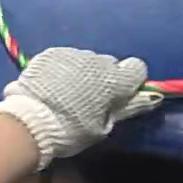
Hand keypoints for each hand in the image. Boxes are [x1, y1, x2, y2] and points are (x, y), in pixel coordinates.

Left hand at [0, 47, 160, 170]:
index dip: (130, 82)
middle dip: (104, 78)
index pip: (137, 68)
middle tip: (90, 98)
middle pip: (109, 64)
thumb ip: (127, 108)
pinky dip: (63, 69)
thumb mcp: (103, 126)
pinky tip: (52, 86)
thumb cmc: (71, 129)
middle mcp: (96, 60)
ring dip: (83, 73)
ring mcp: (72, 54)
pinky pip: (65, 58)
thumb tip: (152, 97)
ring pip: (87, 61)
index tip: (119, 94)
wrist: (30, 121)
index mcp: (115, 79)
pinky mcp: (51, 52)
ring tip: (67, 93)